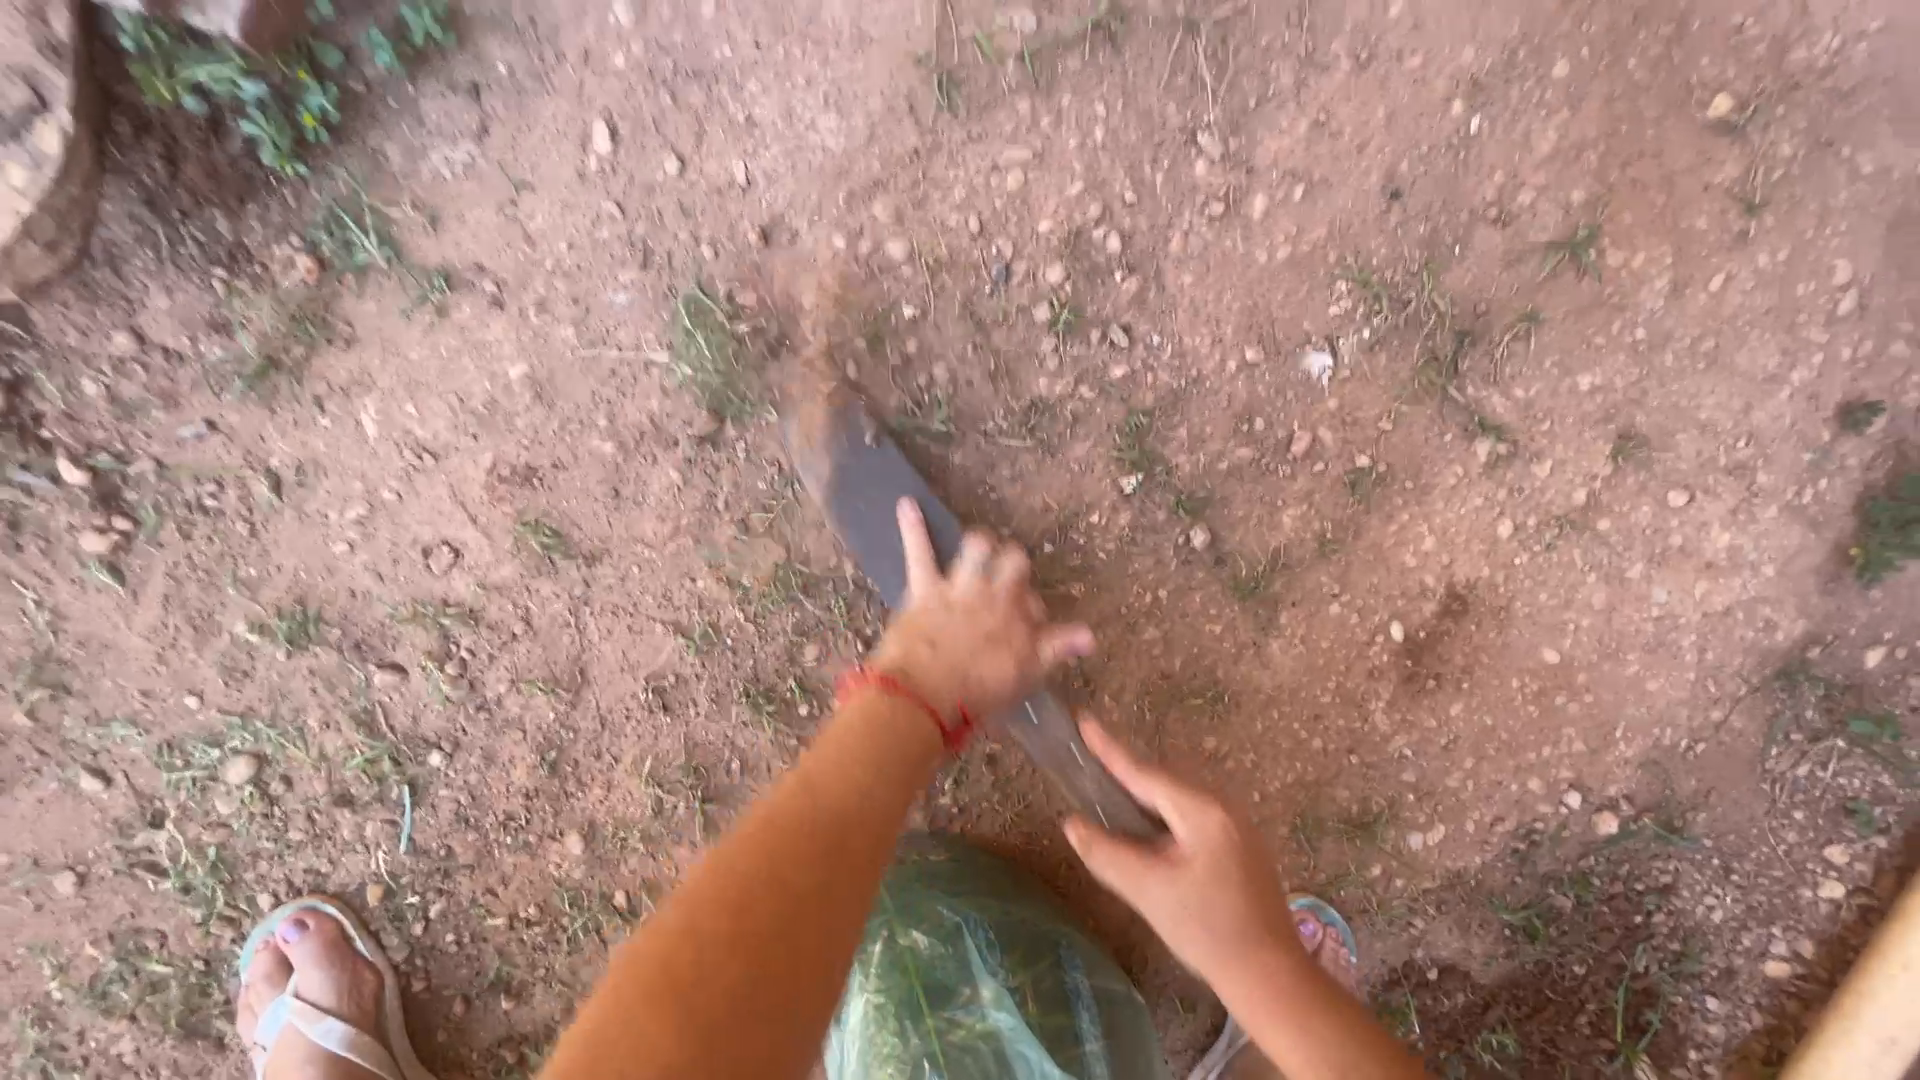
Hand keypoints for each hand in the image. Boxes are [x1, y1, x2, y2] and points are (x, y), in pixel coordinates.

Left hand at [867, 498, 1093, 720]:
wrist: (926, 696)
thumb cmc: (976, 697)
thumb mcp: (1025, 676)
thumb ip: (1056, 649)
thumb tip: (1091, 635)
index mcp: (1019, 621)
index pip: (1035, 603)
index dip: (1031, 611)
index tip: (1025, 623)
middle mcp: (995, 598)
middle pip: (1014, 563)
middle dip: (1013, 563)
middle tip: (1004, 573)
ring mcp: (961, 589)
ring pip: (977, 549)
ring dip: (978, 545)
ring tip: (978, 546)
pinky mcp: (926, 588)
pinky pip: (920, 551)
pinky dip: (913, 527)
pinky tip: (906, 504)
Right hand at [1063, 719, 1298, 982]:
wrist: (1271, 976)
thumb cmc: (1208, 930)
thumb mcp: (1149, 892)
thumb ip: (1106, 853)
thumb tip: (1071, 823)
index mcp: (1202, 811)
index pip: (1144, 772)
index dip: (1109, 748)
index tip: (1083, 719)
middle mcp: (1222, 808)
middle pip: (1161, 783)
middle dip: (1124, 775)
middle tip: (1088, 765)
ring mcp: (1235, 827)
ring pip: (1176, 802)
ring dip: (1143, 799)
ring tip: (1109, 798)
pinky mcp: (1239, 847)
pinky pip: (1190, 818)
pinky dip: (1162, 819)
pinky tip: (1147, 835)